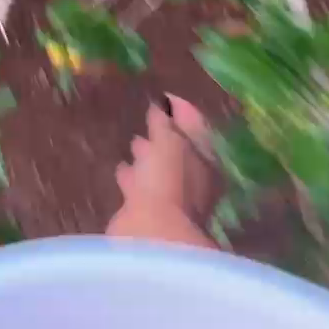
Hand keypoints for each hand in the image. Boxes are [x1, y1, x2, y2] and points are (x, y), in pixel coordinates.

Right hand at [105, 94, 217, 248]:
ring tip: (132, 140)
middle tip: (147, 116)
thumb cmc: (168, 179)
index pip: (197, 126)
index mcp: (207, 159)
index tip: (164, 94)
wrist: (151, 234)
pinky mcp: (150, 212)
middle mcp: (195, 179)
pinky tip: (122, 167)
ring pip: (160, 168)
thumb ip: (164, 121)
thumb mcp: (167, 140)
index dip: (182, 109)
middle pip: (180, 149)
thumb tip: (160, 105)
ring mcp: (172, 198)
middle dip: (165, 133)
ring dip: (148, 155)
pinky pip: (142, 186)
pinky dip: (134, 175)